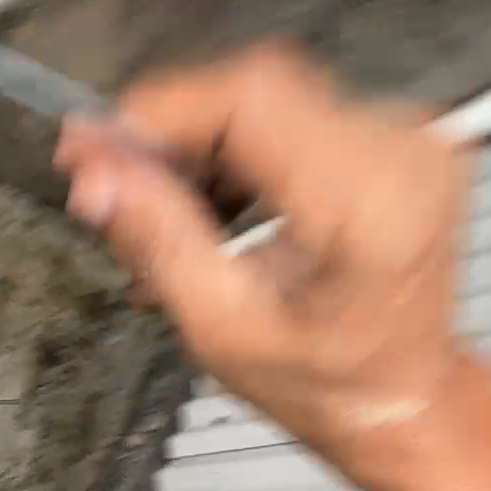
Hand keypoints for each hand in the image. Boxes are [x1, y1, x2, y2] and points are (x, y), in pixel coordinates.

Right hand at [54, 45, 472, 469]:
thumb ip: (157, 240)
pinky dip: (221, 157)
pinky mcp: (382, 145)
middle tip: (104, 182)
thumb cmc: (319, 380)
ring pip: (260, 103)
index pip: (249, 100)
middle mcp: (400, 151)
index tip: (90, 143)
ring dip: (188, 151)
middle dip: (163, 135)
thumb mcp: (217, 324)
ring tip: (152, 214)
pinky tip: (196, 207)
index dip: (156, 113)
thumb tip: (98, 181)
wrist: (394, 396)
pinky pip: (282, 122)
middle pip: (251, 94)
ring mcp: (399, 141)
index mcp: (367, 199)